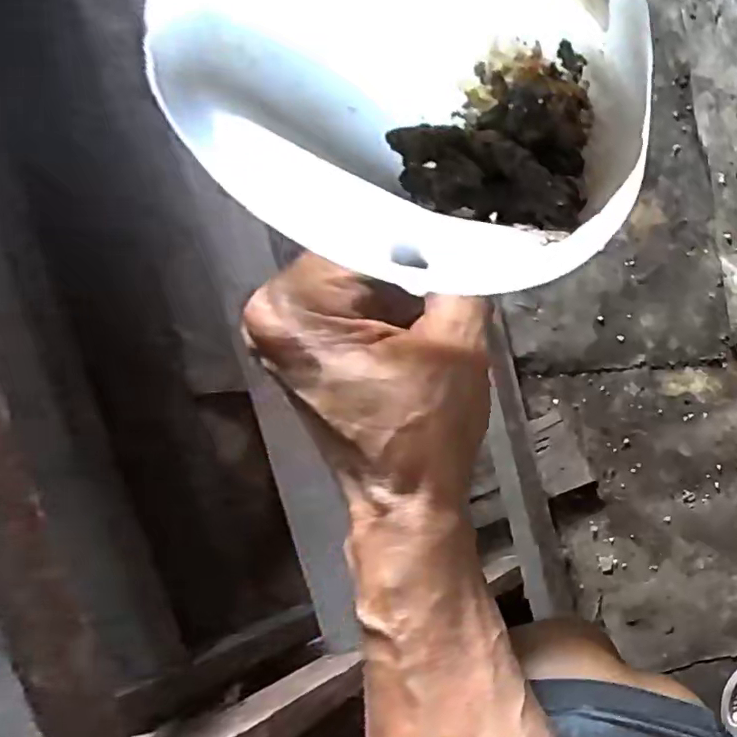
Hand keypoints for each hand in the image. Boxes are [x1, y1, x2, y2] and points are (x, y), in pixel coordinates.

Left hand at [242, 253, 489, 513]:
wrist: (409, 493)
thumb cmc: (430, 427)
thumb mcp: (460, 347)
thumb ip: (461, 284)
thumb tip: (466, 246)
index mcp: (294, 309)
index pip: (361, 242)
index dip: (419, 246)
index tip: (463, 254)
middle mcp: (270, 314)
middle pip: (355, 263)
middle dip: (411, 275)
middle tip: (458, 290)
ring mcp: (281, 336)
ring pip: (358, 287)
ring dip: (404, 296)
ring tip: (444, 317)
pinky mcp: (303, 354)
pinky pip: (353, 312)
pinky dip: (391, 316)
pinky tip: (422, 335)